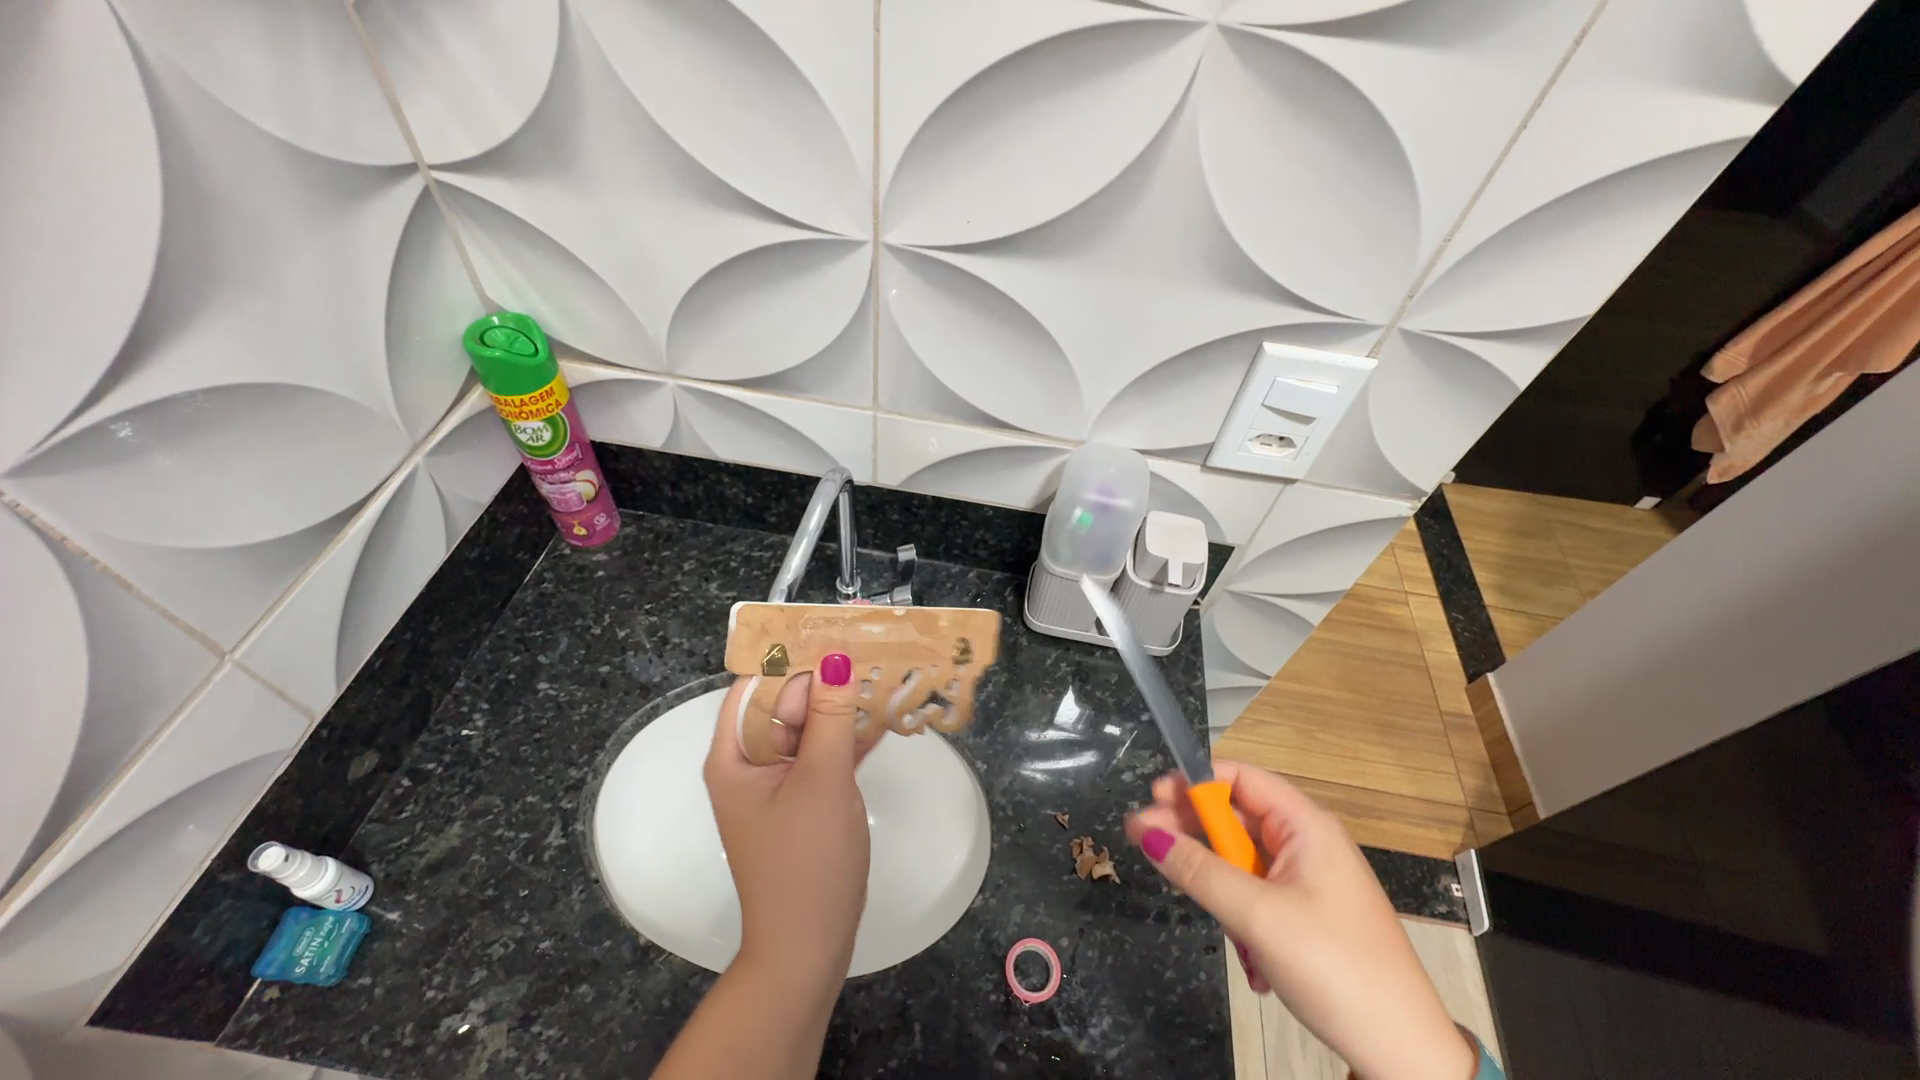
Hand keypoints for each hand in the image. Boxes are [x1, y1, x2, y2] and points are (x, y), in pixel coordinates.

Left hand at [705, 655, 876, 982]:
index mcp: (734, 753)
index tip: (833, 625)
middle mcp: (751, 761)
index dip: (791, 652)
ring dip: (844, 704)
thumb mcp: (821, 779)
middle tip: (875, 646)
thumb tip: (836, 657)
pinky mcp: (805, 800)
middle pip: (787, 701)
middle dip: (828, 675)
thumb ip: (828, 715)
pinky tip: (885, 717)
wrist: (809, 945)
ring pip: (811, 726)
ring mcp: (780, 782)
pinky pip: (825, 755)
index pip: (756, 683)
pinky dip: (850, 738)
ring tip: (888, 671)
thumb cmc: (806, 861)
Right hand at [1126, 763, 1477, 1079]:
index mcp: (1306, 826)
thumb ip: (1199, 871)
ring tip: (1186, 896)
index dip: (1195, 781)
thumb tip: (1145, 830)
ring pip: (1240, 860)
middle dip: (1191, 828)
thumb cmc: (1335, 968)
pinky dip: (1236, 912)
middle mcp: (1306, 844)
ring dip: (1214, 880)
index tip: (1153, 796)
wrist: (1403, 1050)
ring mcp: (1307, 882)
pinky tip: (1238, 948)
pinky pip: (1254, 895)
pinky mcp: (1305, 916)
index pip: (1242, 778)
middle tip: (1142, 838)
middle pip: (1235, 816)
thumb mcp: (1258, 917)